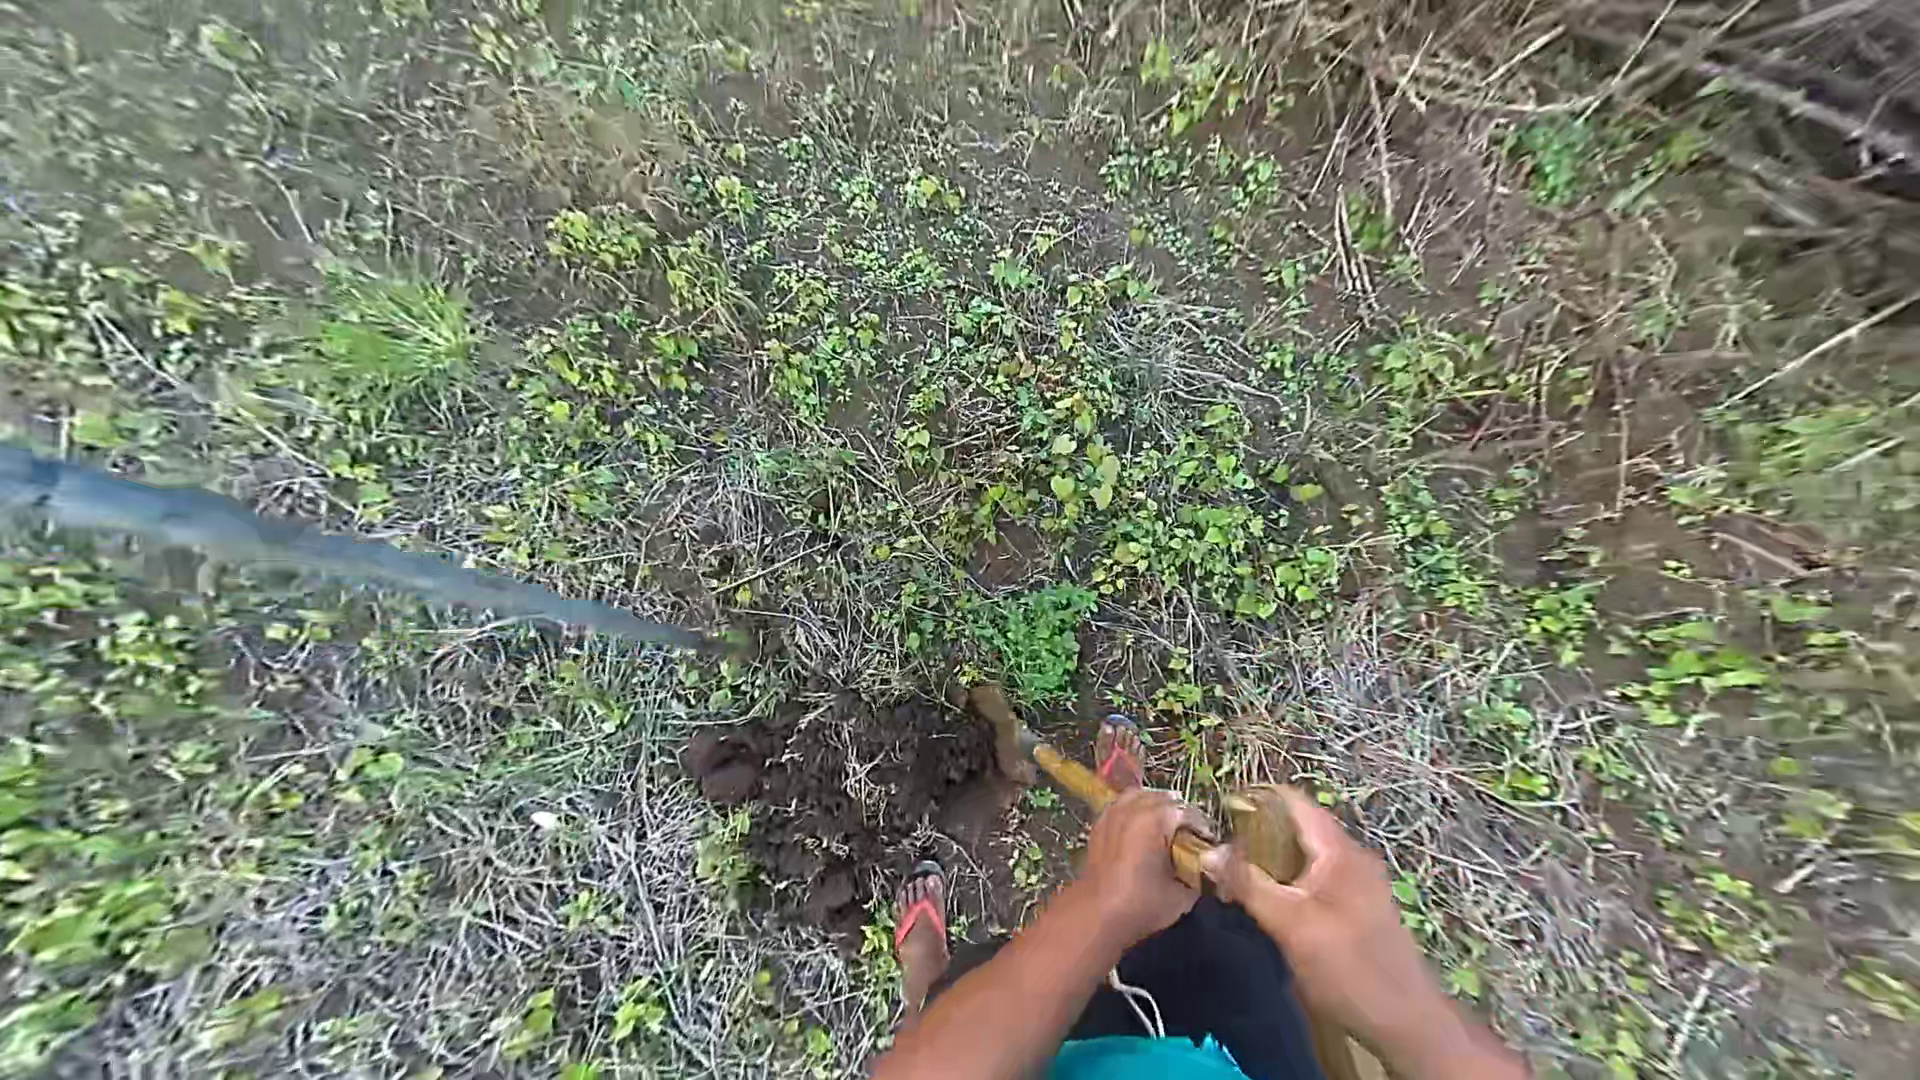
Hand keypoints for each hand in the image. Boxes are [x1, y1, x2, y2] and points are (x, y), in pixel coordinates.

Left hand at [1077, 788, 1207, 947]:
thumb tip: (1206, 867)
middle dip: (1179, 814)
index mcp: (1155, 819)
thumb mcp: (1182, 895)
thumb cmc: (1142, 903)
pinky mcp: (1099, 821)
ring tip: (1164, 828)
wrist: (1098, 911)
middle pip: (1163, 798)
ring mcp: (1113, 812)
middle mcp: (1132, 807)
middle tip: (1188, 836)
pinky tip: (1139, 830)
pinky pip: (1122, 805)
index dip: (1201, 826)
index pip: (1187, 812)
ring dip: (1155, 807)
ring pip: (1140, 796)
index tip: (1208, 843)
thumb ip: (1198, 876)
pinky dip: (1134, 811)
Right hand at [1204, 788, 1527, 1079]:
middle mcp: (1352, 857)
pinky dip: (1288, 877)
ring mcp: (1359, 882)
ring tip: (1238, 871)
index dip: (1256, 797)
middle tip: (1224, 844)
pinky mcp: (1359, 906)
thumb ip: (1247, 883)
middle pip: (1297, 826)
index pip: (1294, 801)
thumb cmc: (1349, 966)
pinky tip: (1269, 899)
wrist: (1411, 1027)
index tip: (1223, 810)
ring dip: (1271, 857)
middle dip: (1258, 831)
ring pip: (1305, 853)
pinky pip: (1315, 875)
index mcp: (1339, 850)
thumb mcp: (1289, 924)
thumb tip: (1207, 853)